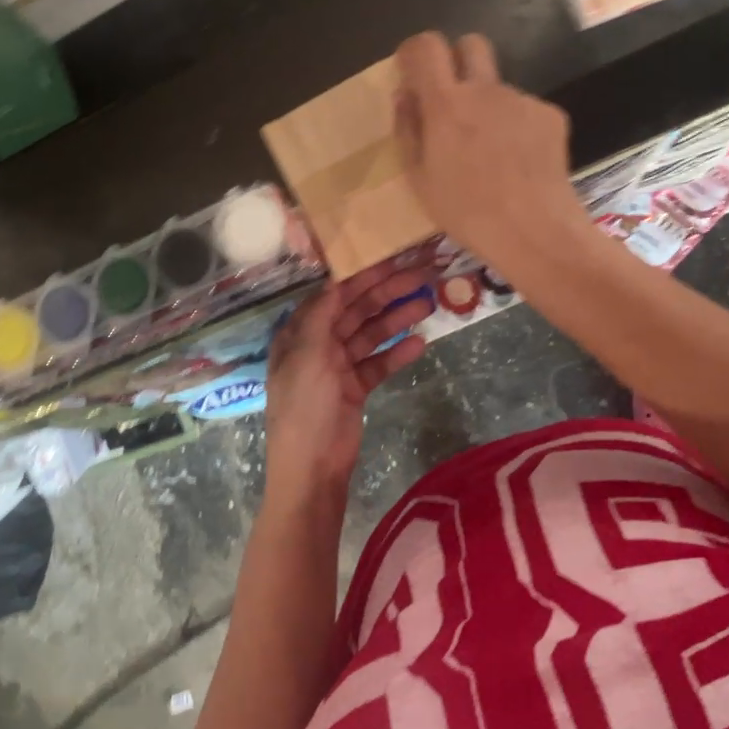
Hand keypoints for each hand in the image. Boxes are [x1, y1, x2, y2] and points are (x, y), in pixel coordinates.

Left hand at [264, 250, 437, 494]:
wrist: (312, 468)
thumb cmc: (304, 408)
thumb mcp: (308, 357)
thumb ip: (322, 317)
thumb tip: (335, 279)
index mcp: (300, 333)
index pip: (333, 295)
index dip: (361, 276)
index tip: (392, 260)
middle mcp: (317, 345)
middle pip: (355, 311)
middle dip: (386, 293)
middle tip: (421, 276)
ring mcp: (337, 367)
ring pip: (370, 335)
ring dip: (396, 319)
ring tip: (428, 303)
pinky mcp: (355, 389)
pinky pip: (378, 363)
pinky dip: (396, 353)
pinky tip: (420, 343)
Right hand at [393, 31, 589, 261]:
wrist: (534, 230)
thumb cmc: (465, 211)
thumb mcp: (419, 177)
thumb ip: (408, 129)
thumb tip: (405, 95)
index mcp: (446, 103)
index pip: (426, 47)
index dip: (415, 51)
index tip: (411, 71)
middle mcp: (485, 90)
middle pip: (471, 44)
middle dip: (456, 59)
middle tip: (449, 99)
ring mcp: (521, 100)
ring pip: (497, 88)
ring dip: (486, 106)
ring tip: (488, 154)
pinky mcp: (550, 115)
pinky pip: (523, 110)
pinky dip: (514, 128)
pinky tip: (516, 163)